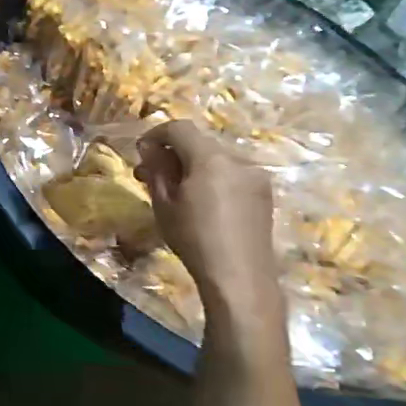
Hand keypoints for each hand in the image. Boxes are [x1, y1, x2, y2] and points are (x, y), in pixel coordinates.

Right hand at [134, 120, 278, 303]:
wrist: (239, 276)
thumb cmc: (193, 239)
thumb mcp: (164, 205)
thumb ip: (157, 171)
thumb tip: (150, 149)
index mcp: (210, 158)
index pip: (179, 128)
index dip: (156, 134)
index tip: (141, 151)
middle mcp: (237, 158)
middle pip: (199, 142)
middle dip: (174, 152)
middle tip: (151, 174)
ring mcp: (255, 175)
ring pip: (216, 157)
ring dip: (193, 165)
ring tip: (177, 191)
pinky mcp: (264, 192)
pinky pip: (232, 173)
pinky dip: (212, 177)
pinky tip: (202, 202)